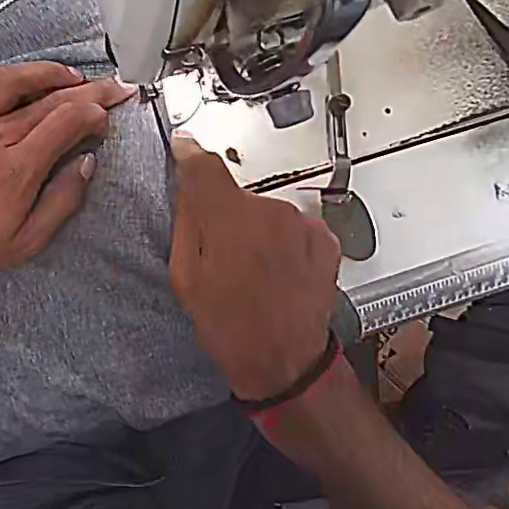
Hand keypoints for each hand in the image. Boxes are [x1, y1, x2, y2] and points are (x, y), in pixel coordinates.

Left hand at [0, 62, 135, 341]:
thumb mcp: (24, 242)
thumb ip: (62, 200)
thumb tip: (86, 165)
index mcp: (18, 168)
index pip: (68, 120)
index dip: (95, 111)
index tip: (106, 113)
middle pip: (51, 98)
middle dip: (88, 89)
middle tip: (110, 85)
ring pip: (14, 81)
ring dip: (48, 72)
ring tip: (71, 75)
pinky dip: (5, 80)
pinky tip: (18, 85)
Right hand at [168, 134, 341, 401]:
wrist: (284, 361)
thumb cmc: (233, 328)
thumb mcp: (186, 277)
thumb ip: (187, 222)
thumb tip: (189, 190)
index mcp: (229, 220)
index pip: (204, 165)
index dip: (190, 154)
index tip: (184, 148)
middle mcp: (270, 212)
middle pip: (237, 192)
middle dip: (225, 213)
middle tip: (222, 253)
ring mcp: (301, 224)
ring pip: (265, 210)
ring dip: (256, 228)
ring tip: (253, 270)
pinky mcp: (323, 237)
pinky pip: (291, 225)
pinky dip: (282, 240)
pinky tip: (277, 271)